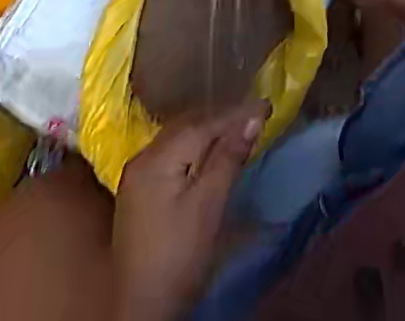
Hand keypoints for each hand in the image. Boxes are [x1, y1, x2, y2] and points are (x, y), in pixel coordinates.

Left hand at [112, 101, 268, 320]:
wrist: (141, 310)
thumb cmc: (179, 256)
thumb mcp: (208, 205)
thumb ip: (229, 157)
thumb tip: (253, 117)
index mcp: (155, 159)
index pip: (202, 124)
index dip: (236, 114)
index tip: (266, 105)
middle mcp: (142, 159)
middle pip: (188, 126)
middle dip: (223, 118)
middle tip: (257, 114)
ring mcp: (138, 176)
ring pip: (179, 138)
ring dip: (210, 130)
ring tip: (241, 127)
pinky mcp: (141, 193)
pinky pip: (173, 153)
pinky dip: (196, 146)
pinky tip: (213, 151)